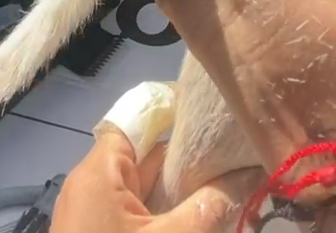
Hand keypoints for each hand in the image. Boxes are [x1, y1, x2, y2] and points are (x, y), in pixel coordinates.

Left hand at [50, 126, 255, 232]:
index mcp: (100, 171)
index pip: (139, 120)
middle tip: (233, 160)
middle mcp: (93, 186)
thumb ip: (207, 208)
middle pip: (146, 156)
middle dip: (188, 161)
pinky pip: (137, 218)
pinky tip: (200, 224)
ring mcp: (94, 218)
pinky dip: (166, 219)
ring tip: (226, 190)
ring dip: (181, 194)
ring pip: (145, 190)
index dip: (174, 114)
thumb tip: (242, 179)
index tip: (212, 116)